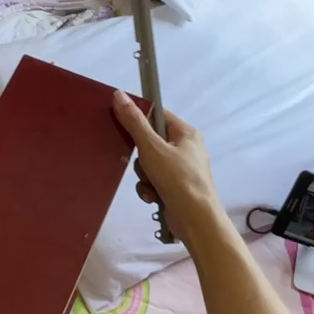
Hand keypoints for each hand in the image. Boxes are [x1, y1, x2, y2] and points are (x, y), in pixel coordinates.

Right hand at [112, 90, 223, 245]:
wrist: (195, 219)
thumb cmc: (177, 178)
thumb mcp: (152, 148)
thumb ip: (134, 122)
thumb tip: (119, 94)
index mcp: (186, 133)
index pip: (157, 115)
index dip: (138, 118)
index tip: (120, 124)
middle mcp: (186, 148)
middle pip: (150, 141)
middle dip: (140, 156)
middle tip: (141, 162)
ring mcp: (181, 169)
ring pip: (148, 163)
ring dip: (143, 175)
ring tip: (150, 184)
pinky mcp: (175, 187)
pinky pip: (153, 180)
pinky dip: (149, 187)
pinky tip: (152, 196)